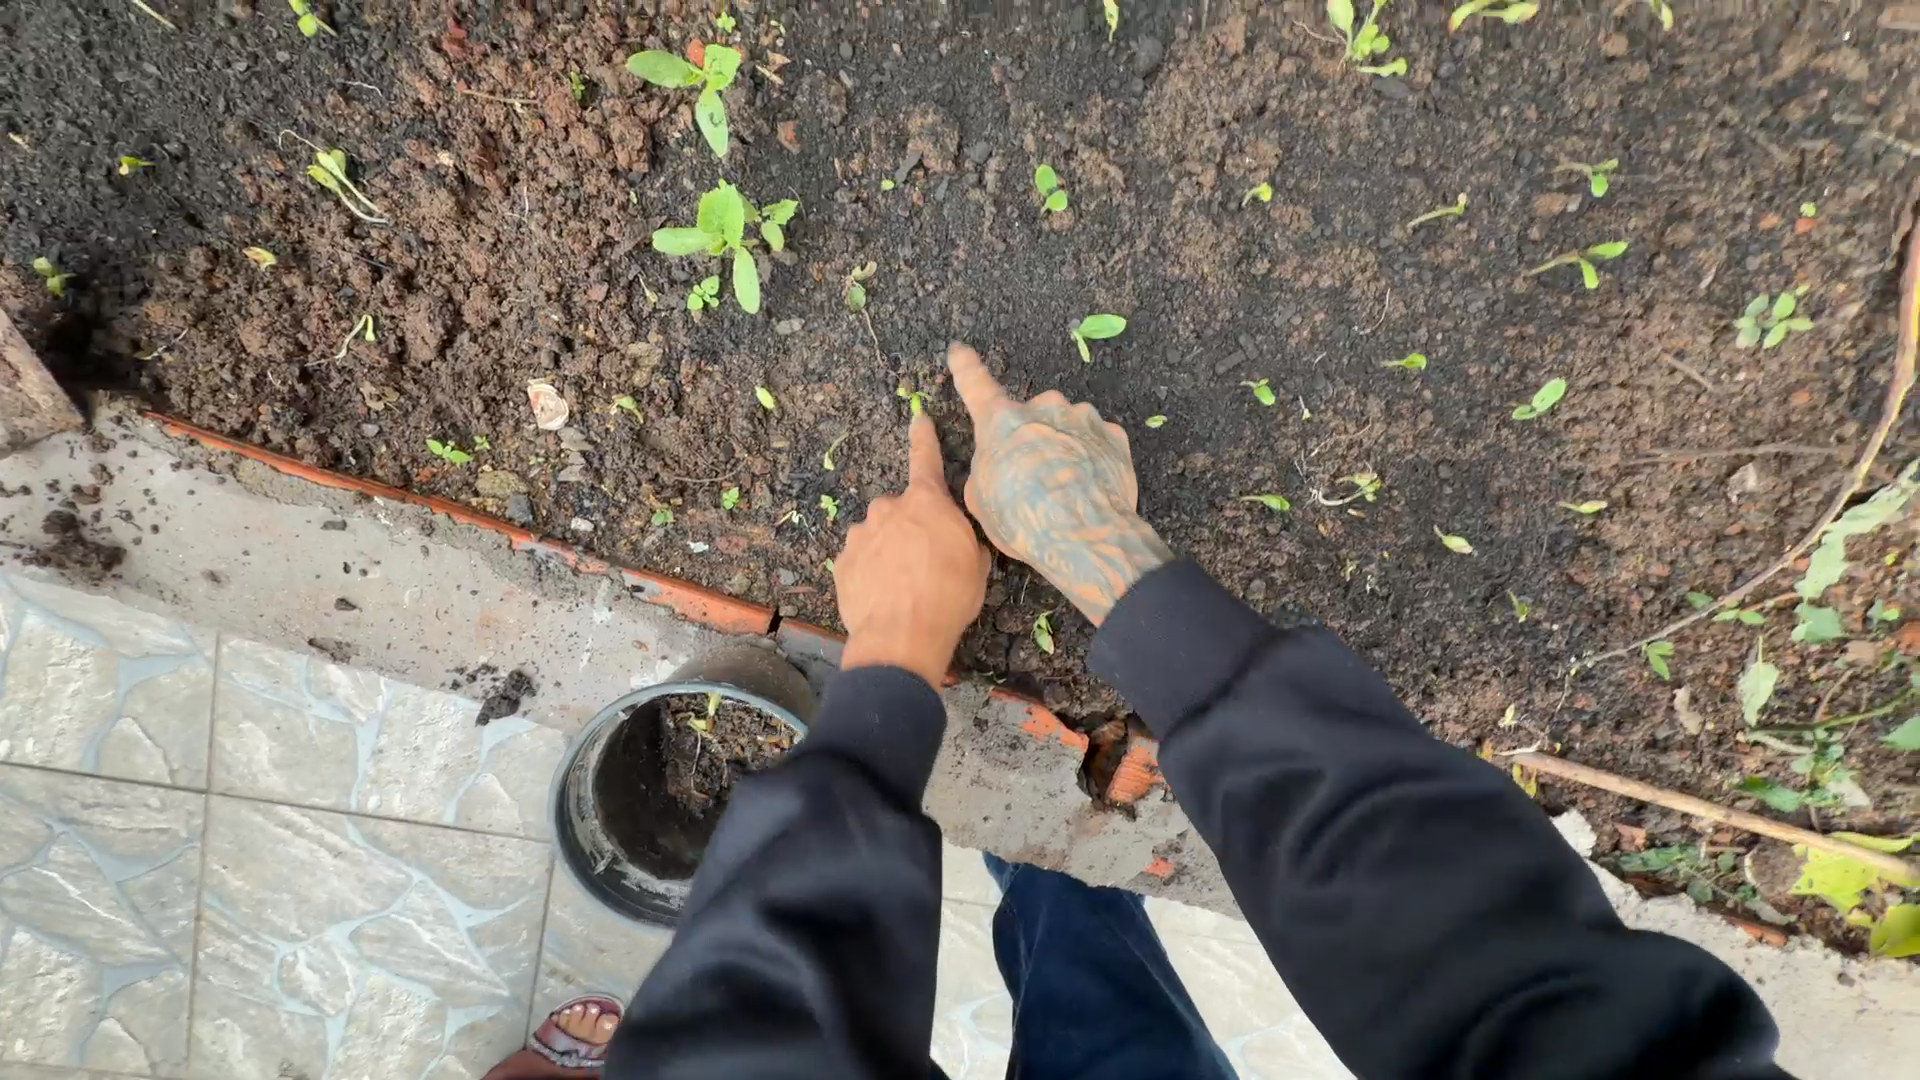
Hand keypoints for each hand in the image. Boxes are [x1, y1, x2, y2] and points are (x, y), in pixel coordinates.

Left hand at [834, 412, 991, 687]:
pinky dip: (871, 573)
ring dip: (889, 553)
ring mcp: (860, 535)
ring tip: (904, 588)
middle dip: (911, 529)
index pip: (925, 458)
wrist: (901, 637)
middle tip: (926, 565)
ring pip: (878, 536)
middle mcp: (888, 509)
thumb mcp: (976, 565)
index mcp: (926, 502)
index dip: (923, 437)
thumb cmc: (949, 596)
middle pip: (902, 511)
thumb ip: (965, 539)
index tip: (918, 417)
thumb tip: (958, 538)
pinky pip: (861, 561)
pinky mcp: (842, 563)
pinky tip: (883, 598)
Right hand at [947, 342, 1171, 624]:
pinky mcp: (1113, 434)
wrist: (1086, 535)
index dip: (964, 366)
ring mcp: (1081, 416)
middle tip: (1030, 477)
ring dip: (1060, 447)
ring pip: (1064, 426)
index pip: (975, 384)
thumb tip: (999, 462)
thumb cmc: (1023, 520)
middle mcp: (1042, 406)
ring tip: (1064, 487)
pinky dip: (1088, 457)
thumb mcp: (980, 499)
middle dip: (1027, 438)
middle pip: (1028, 416)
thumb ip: (986, 467)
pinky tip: (1087, 485)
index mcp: (1001, 421)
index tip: (959, 351)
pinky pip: (1094, 440)